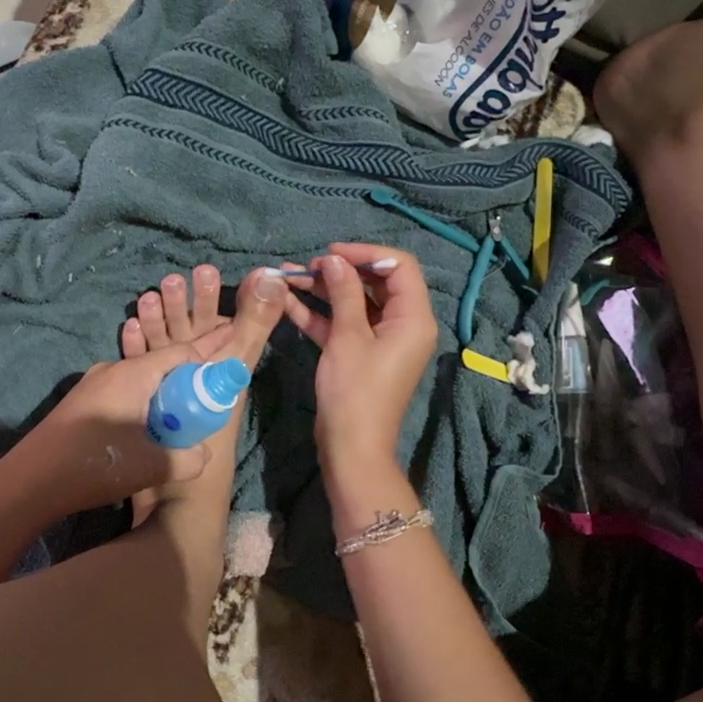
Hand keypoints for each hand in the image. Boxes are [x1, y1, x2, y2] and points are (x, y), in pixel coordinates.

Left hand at [14, 331, 230, 516]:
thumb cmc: (96, 465)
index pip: (181, 352)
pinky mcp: (79, 403)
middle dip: (184, 385)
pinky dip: (138, 408)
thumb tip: (202, 454)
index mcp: (134, 373)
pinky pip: (120, 396)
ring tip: (171, 428)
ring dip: (159, 400)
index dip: (206, 365)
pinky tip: (139, 436)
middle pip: (160, 366)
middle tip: (198, 412)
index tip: (218, 385)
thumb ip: (189, 459)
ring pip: (138, 383)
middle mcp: (113, 370)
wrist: (30, 482)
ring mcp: (92, 385)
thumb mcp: (154, 467)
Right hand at [282, 244, 437, 471]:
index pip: (399, 266)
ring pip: (355, 303)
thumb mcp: (347, 337)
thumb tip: (334, 259)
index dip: (365, 253)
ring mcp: (382, 341)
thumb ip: (343, 293)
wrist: (351, 448)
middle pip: (375, 283)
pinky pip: (344, 325)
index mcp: (413, 318)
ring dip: (324, 290)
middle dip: (340, 271)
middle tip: (306, 266)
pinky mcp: (361, 355)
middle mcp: (403, 325)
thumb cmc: (354, 392)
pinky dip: (320, 314)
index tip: (331, 252)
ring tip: (289, 278)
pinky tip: (289, 303)